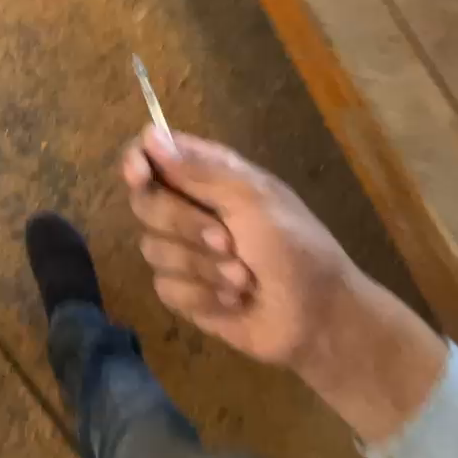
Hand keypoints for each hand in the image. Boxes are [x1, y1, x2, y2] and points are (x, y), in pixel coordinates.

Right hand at [121, 126, 447, 442]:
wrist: (320, 321)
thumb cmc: (297, 250)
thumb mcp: (255, 200)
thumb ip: (200, 170)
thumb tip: (149, 135)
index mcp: (206, 175)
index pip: (149, 153)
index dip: (136, 161)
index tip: (140, 176)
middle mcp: (187, 206)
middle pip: (143, 202)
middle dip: (182, 225)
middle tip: (226, 241)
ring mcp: (182, 250)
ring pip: (152, 247)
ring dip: (202, 266)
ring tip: (243, 277)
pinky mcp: (183, 290)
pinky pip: (166, 286)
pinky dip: (202, 295)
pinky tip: (232, 299)